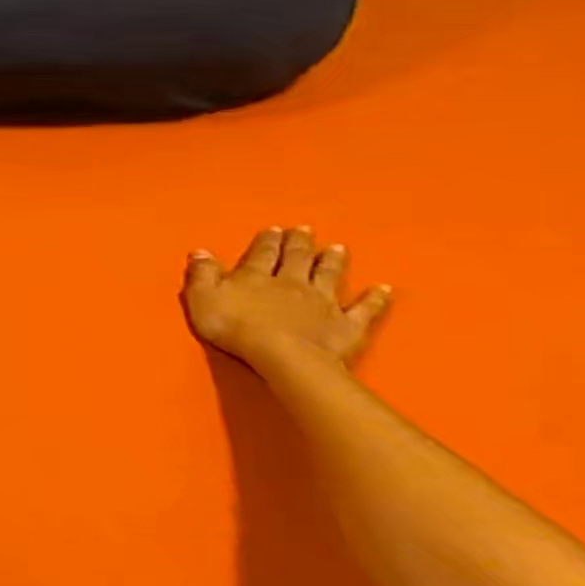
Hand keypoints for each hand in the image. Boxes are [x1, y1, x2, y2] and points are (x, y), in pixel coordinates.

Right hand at [181, 226, 392, 381]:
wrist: (284, 356)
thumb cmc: (234, 327)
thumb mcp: (203, 298)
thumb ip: (202, 274)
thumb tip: (200, 251)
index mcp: (256, 278)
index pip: (261, 254)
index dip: (267, 241)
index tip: (274, 229)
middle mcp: (292, 283)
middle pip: (296, 259)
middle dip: (299, 244)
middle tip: (305, 229)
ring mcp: (323, 303)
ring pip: (329, 276)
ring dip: (332, 262)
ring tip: (337, 248)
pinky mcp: (347, 325)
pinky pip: (365, 309)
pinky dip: (375, 298)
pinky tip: (384, 289)